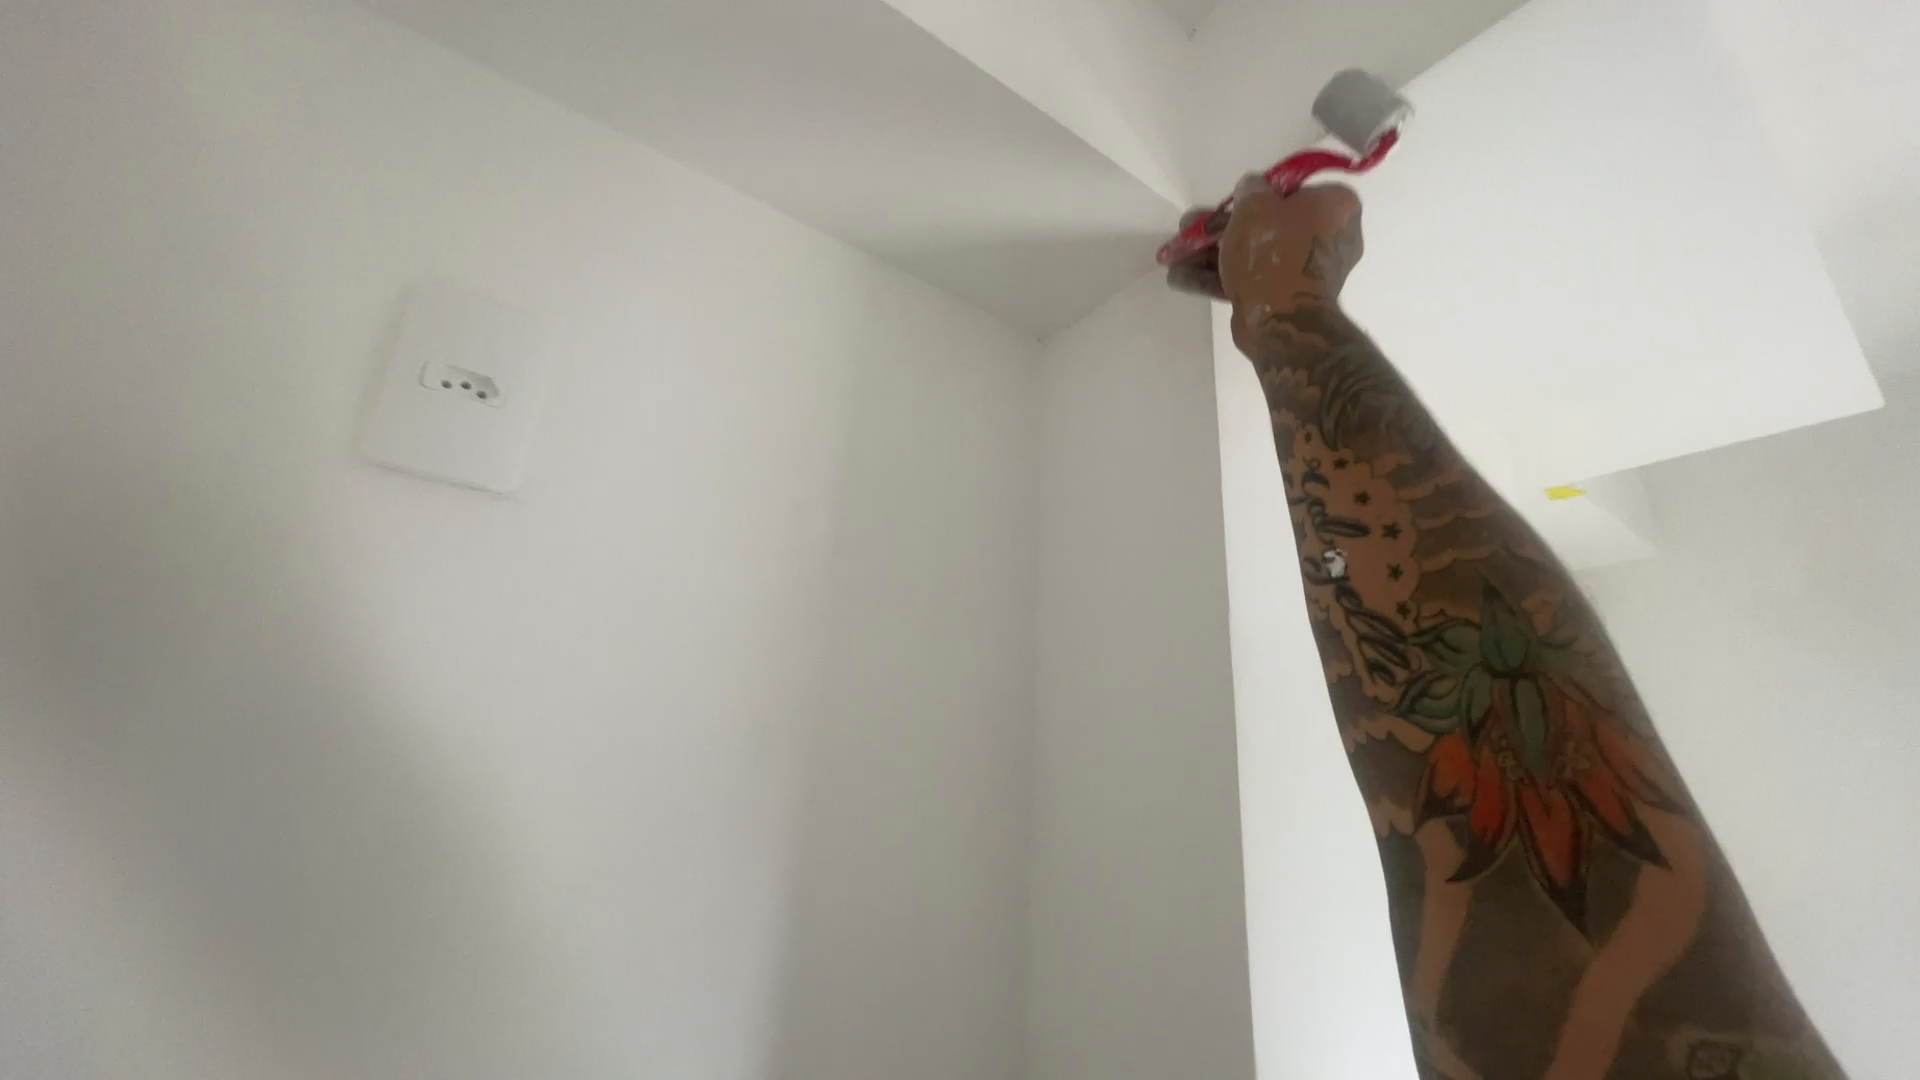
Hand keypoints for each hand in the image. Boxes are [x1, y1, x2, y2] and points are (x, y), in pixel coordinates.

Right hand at [1165, 177, 1363, 308]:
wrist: (1280, 320)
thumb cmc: (1274, 253)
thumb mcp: (1255, 207)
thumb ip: (1250, 189)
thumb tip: (1250, 187)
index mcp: (1336, 207)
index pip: (1295, 192)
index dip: (1258, 195)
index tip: (1231, 203)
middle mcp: (1328, 239)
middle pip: (1267, 226)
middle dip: (1221, 229)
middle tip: (1191, 227)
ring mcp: (1305, 273)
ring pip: (1252, 255)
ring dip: (1210, 256)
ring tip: (1174, 257)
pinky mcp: (1283, 300)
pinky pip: (1249, 281)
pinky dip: (1217, 279)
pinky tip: (1180, 278)